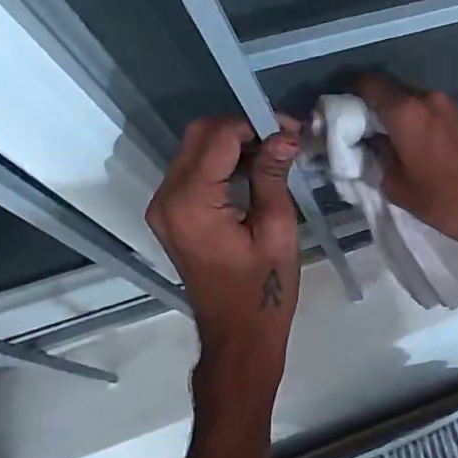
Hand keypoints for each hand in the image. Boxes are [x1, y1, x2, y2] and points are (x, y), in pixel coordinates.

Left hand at [145, 116, 300, 391]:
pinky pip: (193, 170)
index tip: (292, 128)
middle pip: (200, 135)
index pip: (219, 136)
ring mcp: (164, 207)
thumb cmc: (263, 288)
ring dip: (234, 142)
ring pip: (195, 148)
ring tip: (276, 151)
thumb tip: (284, 134)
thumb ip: (272, 175)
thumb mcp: (277, 228)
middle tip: (285, 137)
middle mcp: (167, 198)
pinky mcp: (171, 215)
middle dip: (243, 128)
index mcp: (192, 202)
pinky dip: (223, 161)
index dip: (256, 123)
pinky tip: (254, 169)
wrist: (238, 335)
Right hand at [352, 73, 457, 271]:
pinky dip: (411, 119)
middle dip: (368, 104)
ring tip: (379, 139)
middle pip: (388, 89)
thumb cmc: (444, 201)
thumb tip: (369, 141)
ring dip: (392, 113)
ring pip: (408, 100)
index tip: (337, 111)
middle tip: (355, 129)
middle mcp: (427, 98)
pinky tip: (405, 143)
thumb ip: (376, 156)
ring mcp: (447, 106)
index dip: (347, 93)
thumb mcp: (397, 184)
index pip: (367, 83)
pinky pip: (426, 110)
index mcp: (406, 111)